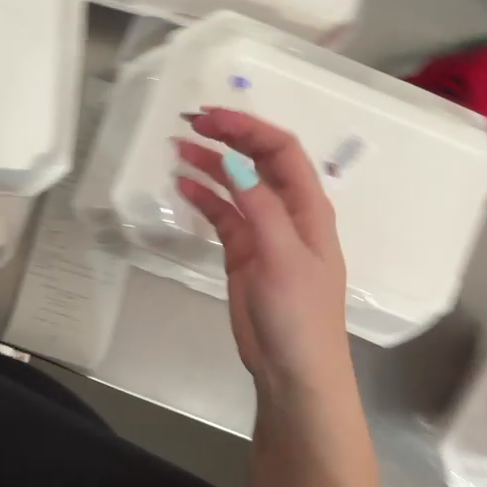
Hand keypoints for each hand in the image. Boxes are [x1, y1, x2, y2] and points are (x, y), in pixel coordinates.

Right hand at [173, 108, 351, 396]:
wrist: (293, 369)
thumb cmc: (298, 314)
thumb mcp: (283, 257)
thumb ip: (261, 208)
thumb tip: (236, 162)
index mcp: (308, 208)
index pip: (281, 152)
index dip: (248, 129)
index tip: (210, 118)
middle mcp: (287, 212)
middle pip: (259, 161)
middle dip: (229, 137)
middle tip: (190, 123)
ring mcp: (263, 232)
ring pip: (236, 185)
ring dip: (211, 164)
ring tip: (178, 148)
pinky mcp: (243, 252)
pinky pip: (222, 214)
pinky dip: (203, 197)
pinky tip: (181, 186)